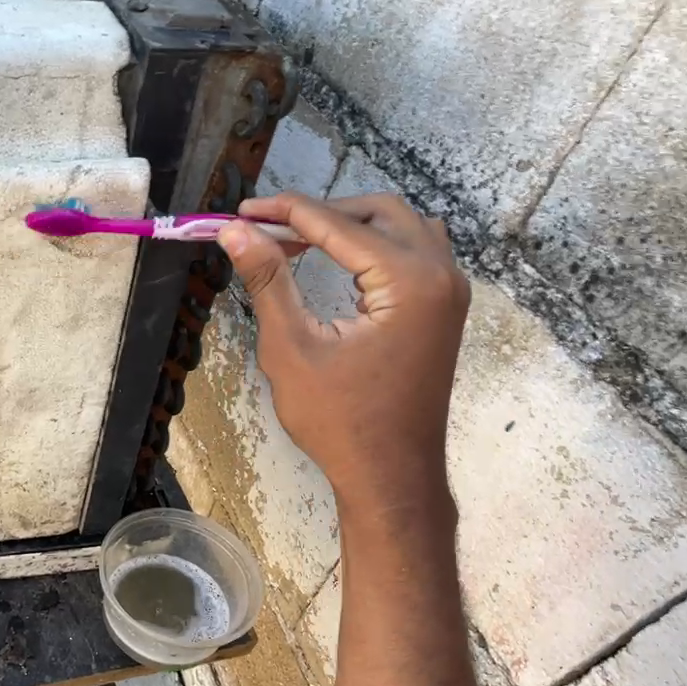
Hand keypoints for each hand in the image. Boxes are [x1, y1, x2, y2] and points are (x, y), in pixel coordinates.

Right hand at [218, 192, 469, 515]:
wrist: (390, 473)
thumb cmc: (339, 420)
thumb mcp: (291, 348)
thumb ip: (268, 281)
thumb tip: (236, 232)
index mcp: (409, 280)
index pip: (338, 225)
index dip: (285, 213)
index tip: (242, 211)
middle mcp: (441, 274)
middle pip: (377, 213)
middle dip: (319, 214)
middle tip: (267, 231)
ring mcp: (450, 292)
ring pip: (400, 228)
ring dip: (348, 227)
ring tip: (296, 246)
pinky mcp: (444, 310)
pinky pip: (412, 254)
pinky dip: (372, 248)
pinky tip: (336, 269)